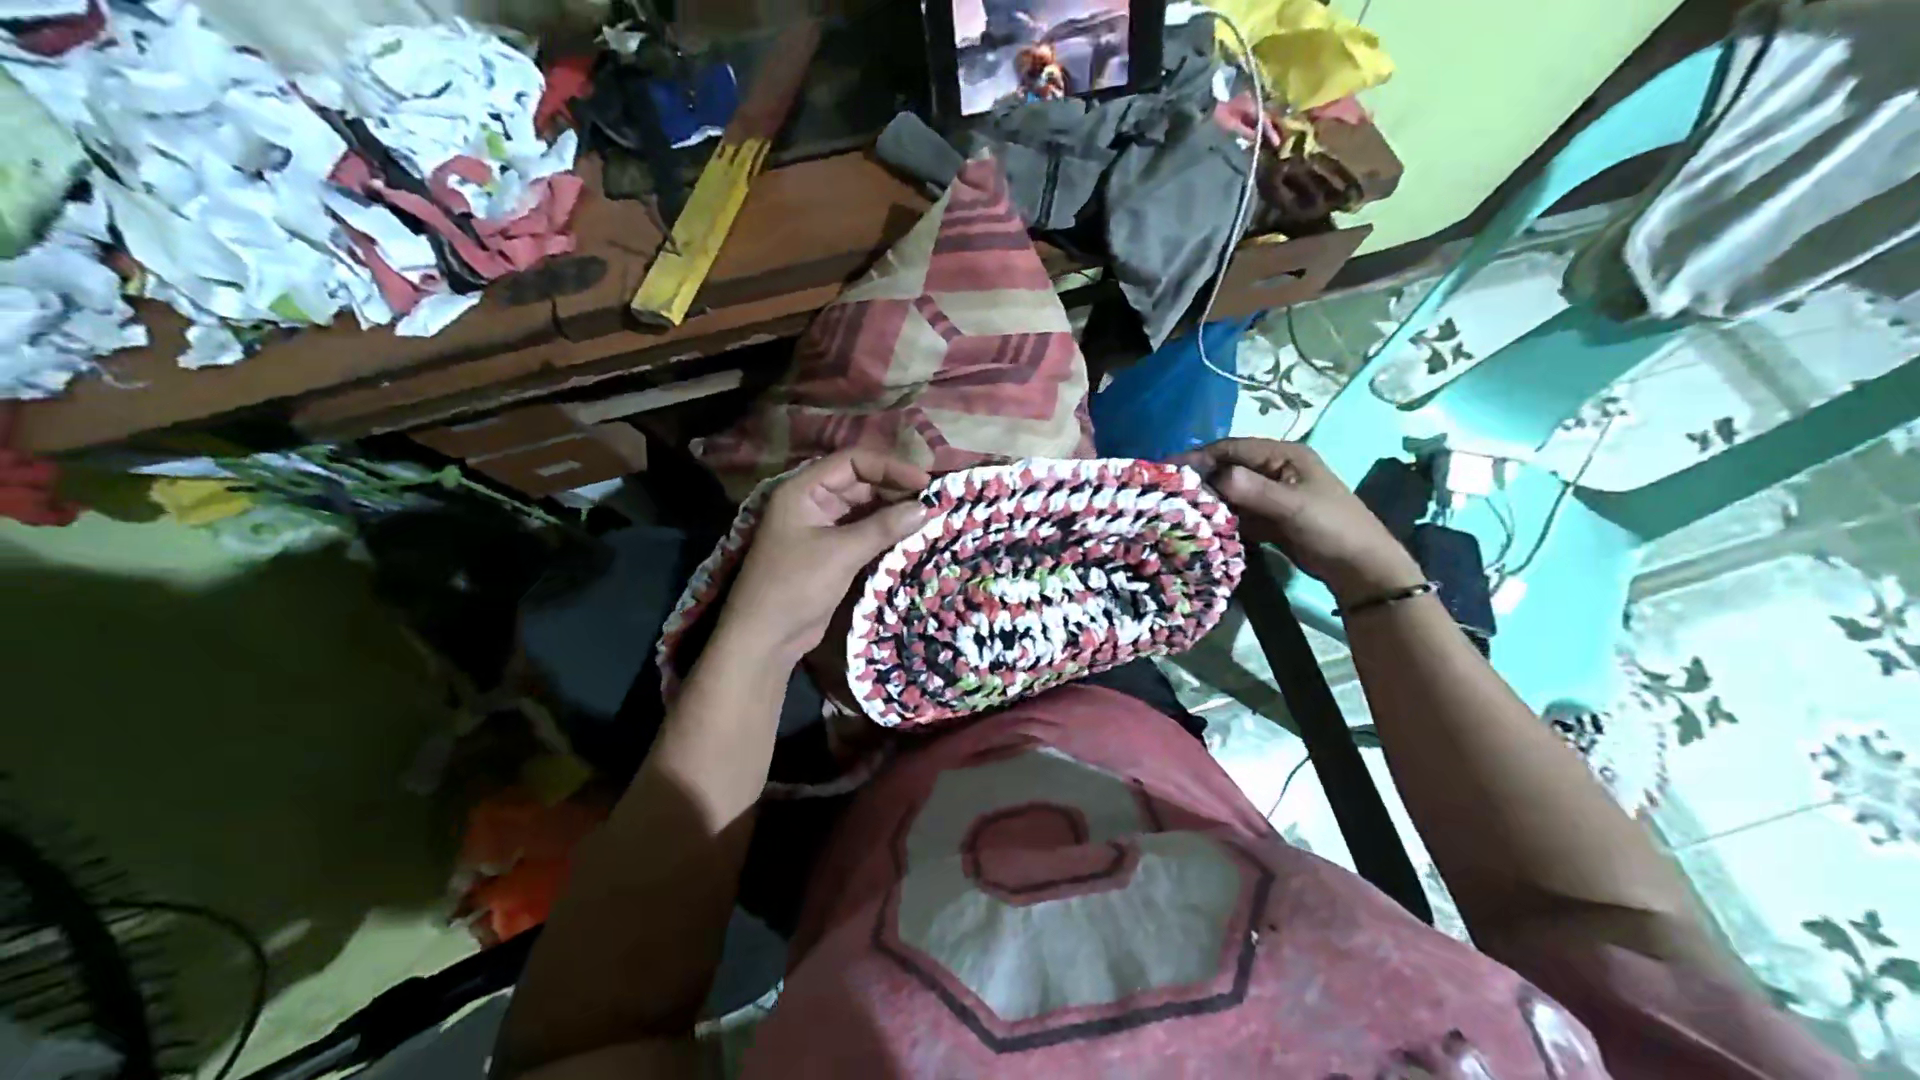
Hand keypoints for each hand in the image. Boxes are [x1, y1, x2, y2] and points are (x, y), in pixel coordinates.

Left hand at [719, 450, 932, 661]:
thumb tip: (926, 508)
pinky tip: (909, 535)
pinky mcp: (830, 552)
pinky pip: (862, 531)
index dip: (889, 466)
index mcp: (803, 490)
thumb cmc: (796, 585)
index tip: (924, 481)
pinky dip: (884, 531)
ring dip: (892, 510)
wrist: (765, 637)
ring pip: (863, 508)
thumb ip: (883, 527)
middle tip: (932, 500)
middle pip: (860, 482)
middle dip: (895, 488)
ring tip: (927, 515)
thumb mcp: (841, 552)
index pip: (852, 461)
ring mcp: (821, 527)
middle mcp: (812, 502)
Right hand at [1179, 438, 1424, 605]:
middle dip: (1200, 479)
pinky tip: (1200, 526)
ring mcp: (1271, 494)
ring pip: (1229, 491)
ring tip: (1177, 510)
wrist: (1360, 569)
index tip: (1169, 469)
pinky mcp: (1268, 517)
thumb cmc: (1331, 528)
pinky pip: (1236, 512)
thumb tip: (1212, 474)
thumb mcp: (1292, 506)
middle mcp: (1275, 469)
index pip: (1232, 448)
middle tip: (1168, 493)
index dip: (1200, 457)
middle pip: (1228, 468)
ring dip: (1207, 500)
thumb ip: (1253, 489)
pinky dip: (1220, 517)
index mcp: (1284, 455)